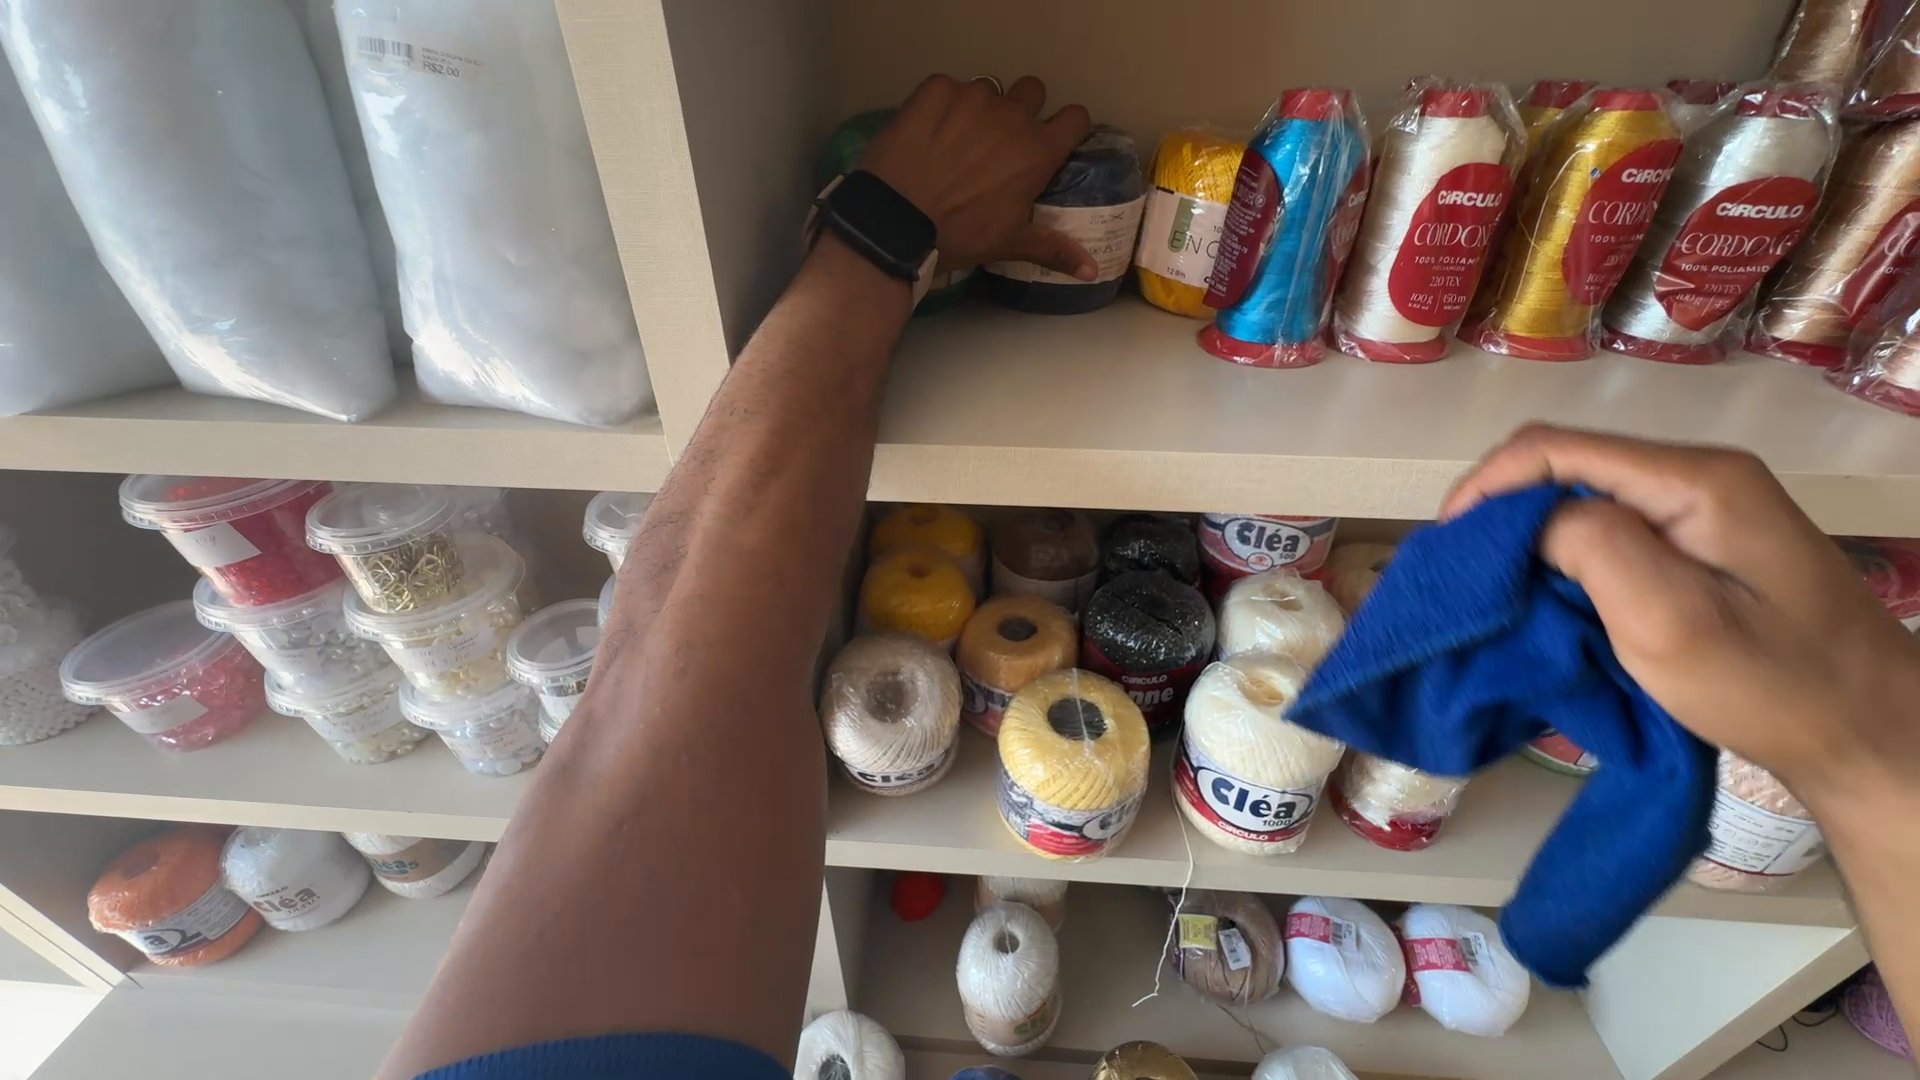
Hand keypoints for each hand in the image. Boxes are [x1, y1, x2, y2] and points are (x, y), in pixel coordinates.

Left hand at [859, 75, 1095, 279]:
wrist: (898, 220)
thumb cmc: (961, 235)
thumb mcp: (1009, 242)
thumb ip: (1054, 248)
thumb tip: (1093, 270)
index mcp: (1037, 151)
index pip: (1076, 118)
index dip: (1068, 129)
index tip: (1055, 144)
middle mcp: (1011, 114)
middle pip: (1033, 92)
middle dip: (1023, 110)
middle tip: (1001, 143)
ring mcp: (973, 96)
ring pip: (989, 90)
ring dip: (981, 111)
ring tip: (959, 143)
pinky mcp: (936, 89)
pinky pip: (949, 88)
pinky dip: (943, 107)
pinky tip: (929, 135)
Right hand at [1443, 424, 1919, 816]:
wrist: (1872, 736)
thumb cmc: (1770, 685)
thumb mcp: (1670, 621)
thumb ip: (1593, 548)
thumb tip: (1527, 519)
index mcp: (1693, 481)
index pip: (1553, 448)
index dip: (1486, 485)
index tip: (1449, 542)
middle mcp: (1694, 475)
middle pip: (1561, 460)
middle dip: (1499, 504)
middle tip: (1469, 564)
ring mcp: (1696, 504)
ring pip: (1574, 489)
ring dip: (1522, 527)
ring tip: (1495, 574)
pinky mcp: (1692, 535)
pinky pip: (1599, 517)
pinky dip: (1552, 543)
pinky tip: (1542, 578)